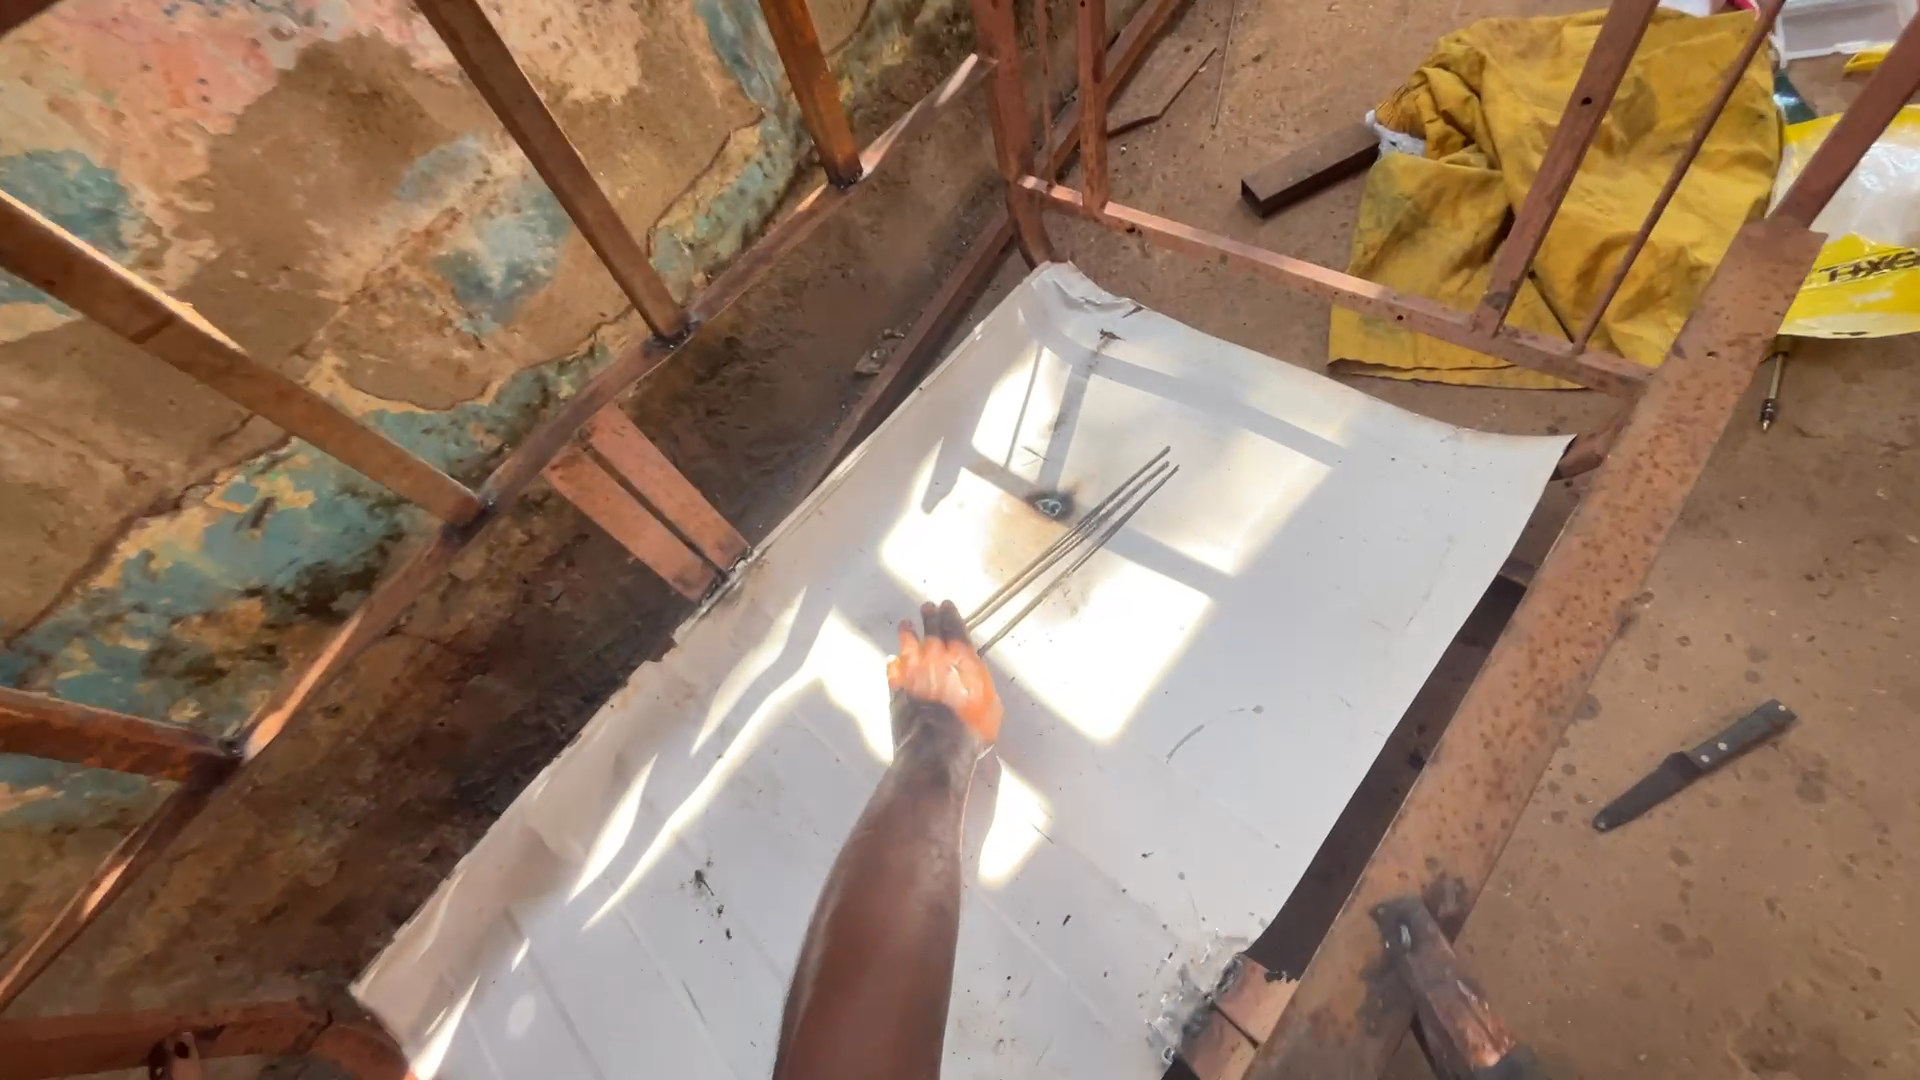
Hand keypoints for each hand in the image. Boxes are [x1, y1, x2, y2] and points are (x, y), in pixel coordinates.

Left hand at [887, 600, 1002, 753]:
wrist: (936, 748)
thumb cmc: (972, 729)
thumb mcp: (991, 704)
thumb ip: (980, 682)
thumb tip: (973, 672)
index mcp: (961, 658)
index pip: (955, 628)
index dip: (951, 615)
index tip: (946, 604)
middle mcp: (935, 658)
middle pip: (931, 629)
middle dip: (930, 616)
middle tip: (927, 606)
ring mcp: (912, 671)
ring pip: (908, 643)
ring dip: (908, 632)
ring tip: (906, 624)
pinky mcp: (896, 687)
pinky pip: (893, 668)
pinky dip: (893, 662)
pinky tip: (891, 658)